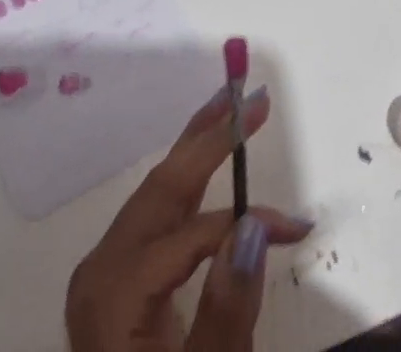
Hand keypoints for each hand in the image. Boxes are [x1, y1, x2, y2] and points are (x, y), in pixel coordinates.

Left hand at [66, 85, 313, 351]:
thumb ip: (230, 305)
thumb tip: (255, 225)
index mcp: (116, 290)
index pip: (196, 234)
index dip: (251, 223)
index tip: (299, 228)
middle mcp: (102, 267)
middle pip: (162, 186)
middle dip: (208, 135)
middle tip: (251, 95)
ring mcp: (103, 272)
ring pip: (155, 196)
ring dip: (195, 151)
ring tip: (231, 112)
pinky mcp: (113, 281)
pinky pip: (152, 219)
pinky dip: (184, 187)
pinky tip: (203, 167)